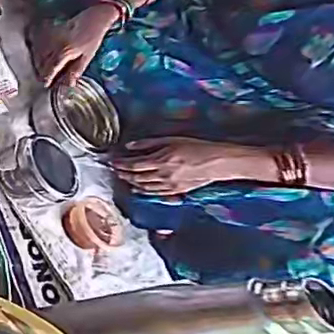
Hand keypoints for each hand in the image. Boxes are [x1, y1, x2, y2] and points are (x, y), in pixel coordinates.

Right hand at [33, 3, 115, 88]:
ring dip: (39, 64)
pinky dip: (39, 55)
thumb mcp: (88, 56)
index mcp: (64, 53)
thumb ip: (76, 70)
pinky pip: (39, 47)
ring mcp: (50, 39)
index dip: (47, 78)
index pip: (51, 69)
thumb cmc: (93, 38)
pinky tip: (42, 59)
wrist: (93, 18)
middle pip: (42, 63)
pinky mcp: (48, 33)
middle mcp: (54, 46)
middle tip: (44, 80)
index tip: (45, 85)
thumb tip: (69, 85)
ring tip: (42, 71)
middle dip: (42, 72)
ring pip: (39, 56)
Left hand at [111, 137, 267, 195]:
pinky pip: (154, 193)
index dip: (119, 164)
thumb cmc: (199, 148)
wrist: (221, 162)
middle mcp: (163, 175)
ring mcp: (170, 185)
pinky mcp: (177, 191)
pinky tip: (136, 188)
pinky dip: (142, 191)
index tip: (112, 161)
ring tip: (122, 177)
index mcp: (161, 161)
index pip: (132, 165)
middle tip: (114, 169)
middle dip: (122, 173)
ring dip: (130, 182)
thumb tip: (129, 146)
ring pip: (142, 186)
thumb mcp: (172, 140)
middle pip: (135, 177)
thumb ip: (148, 144)